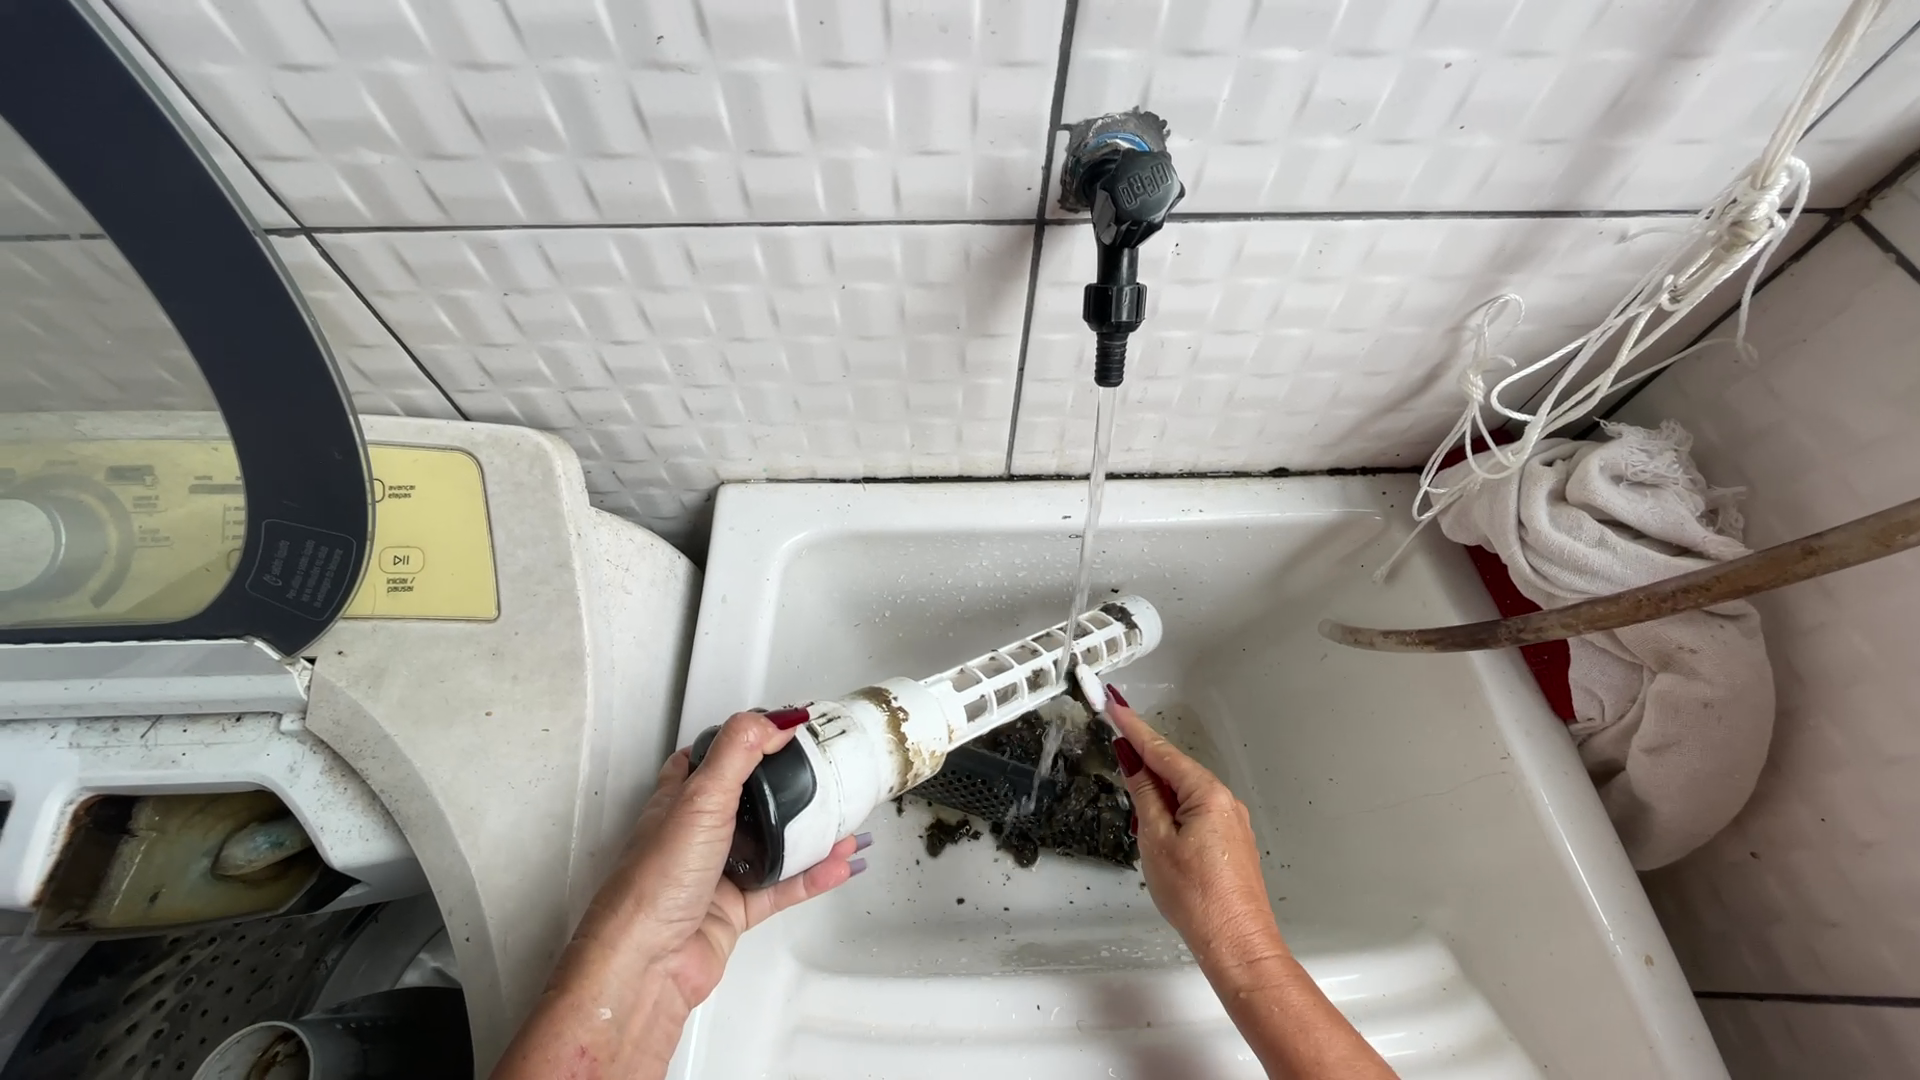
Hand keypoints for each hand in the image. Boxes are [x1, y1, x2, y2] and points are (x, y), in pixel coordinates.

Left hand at [494, 712, 863, 1079]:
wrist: (646, 967)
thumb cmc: (652, 885)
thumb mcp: (700, 797)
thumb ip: (740, 750)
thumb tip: (778, 718)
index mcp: (680, 799)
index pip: (711, 757)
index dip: (744, 739)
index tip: (784, 729)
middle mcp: (697, 833)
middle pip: (750, 800)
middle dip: (788, 788)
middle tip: (824, 774)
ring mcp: (717, 872)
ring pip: (773, 844)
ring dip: (811, 834)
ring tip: (844, 821)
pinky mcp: (734, 910)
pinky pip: (784, 886)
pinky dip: (813, 875)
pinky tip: (837, 864)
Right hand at [1107, 690, 1285, 970]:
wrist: (1237, 944)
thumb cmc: (1197, 898)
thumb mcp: (1155, 839)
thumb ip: (1143, 793)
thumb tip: (1131, 759)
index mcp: (1205, 793)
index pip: (1160, 750)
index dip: (1132, 726)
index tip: (1113, 702)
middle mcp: (1223, 800)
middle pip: (1174, 768)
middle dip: (1142, 759)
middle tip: (1115, 739)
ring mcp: (1230, 820)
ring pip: (1183, 791)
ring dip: (1155, 789)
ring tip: (1132, 803)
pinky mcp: (1230, 840)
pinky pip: (1195, 809)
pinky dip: (1171, 807)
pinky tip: (1156, 822)